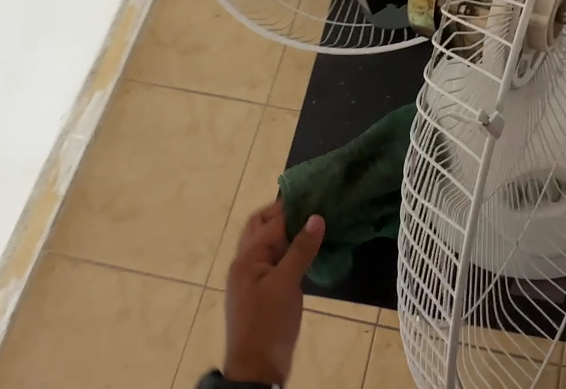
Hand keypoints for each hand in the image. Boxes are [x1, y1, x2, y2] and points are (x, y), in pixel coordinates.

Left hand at [224, 201, 324, 384]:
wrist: (256, 369)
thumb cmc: (268, 324)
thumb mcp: (286, 284)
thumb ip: (301, 250)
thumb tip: (317, 217)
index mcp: (247, 258)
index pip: (272, 222)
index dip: (295, 208)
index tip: (319, 195)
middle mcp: (246, 263)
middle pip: (261, 226)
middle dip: (284, 214)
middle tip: (312, 207)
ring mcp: (254, 278)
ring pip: (268, 243)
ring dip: (287, 232)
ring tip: (315, 224)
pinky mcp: (264, 291)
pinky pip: (275, 259)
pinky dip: (290, 250)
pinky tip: (309, 251)